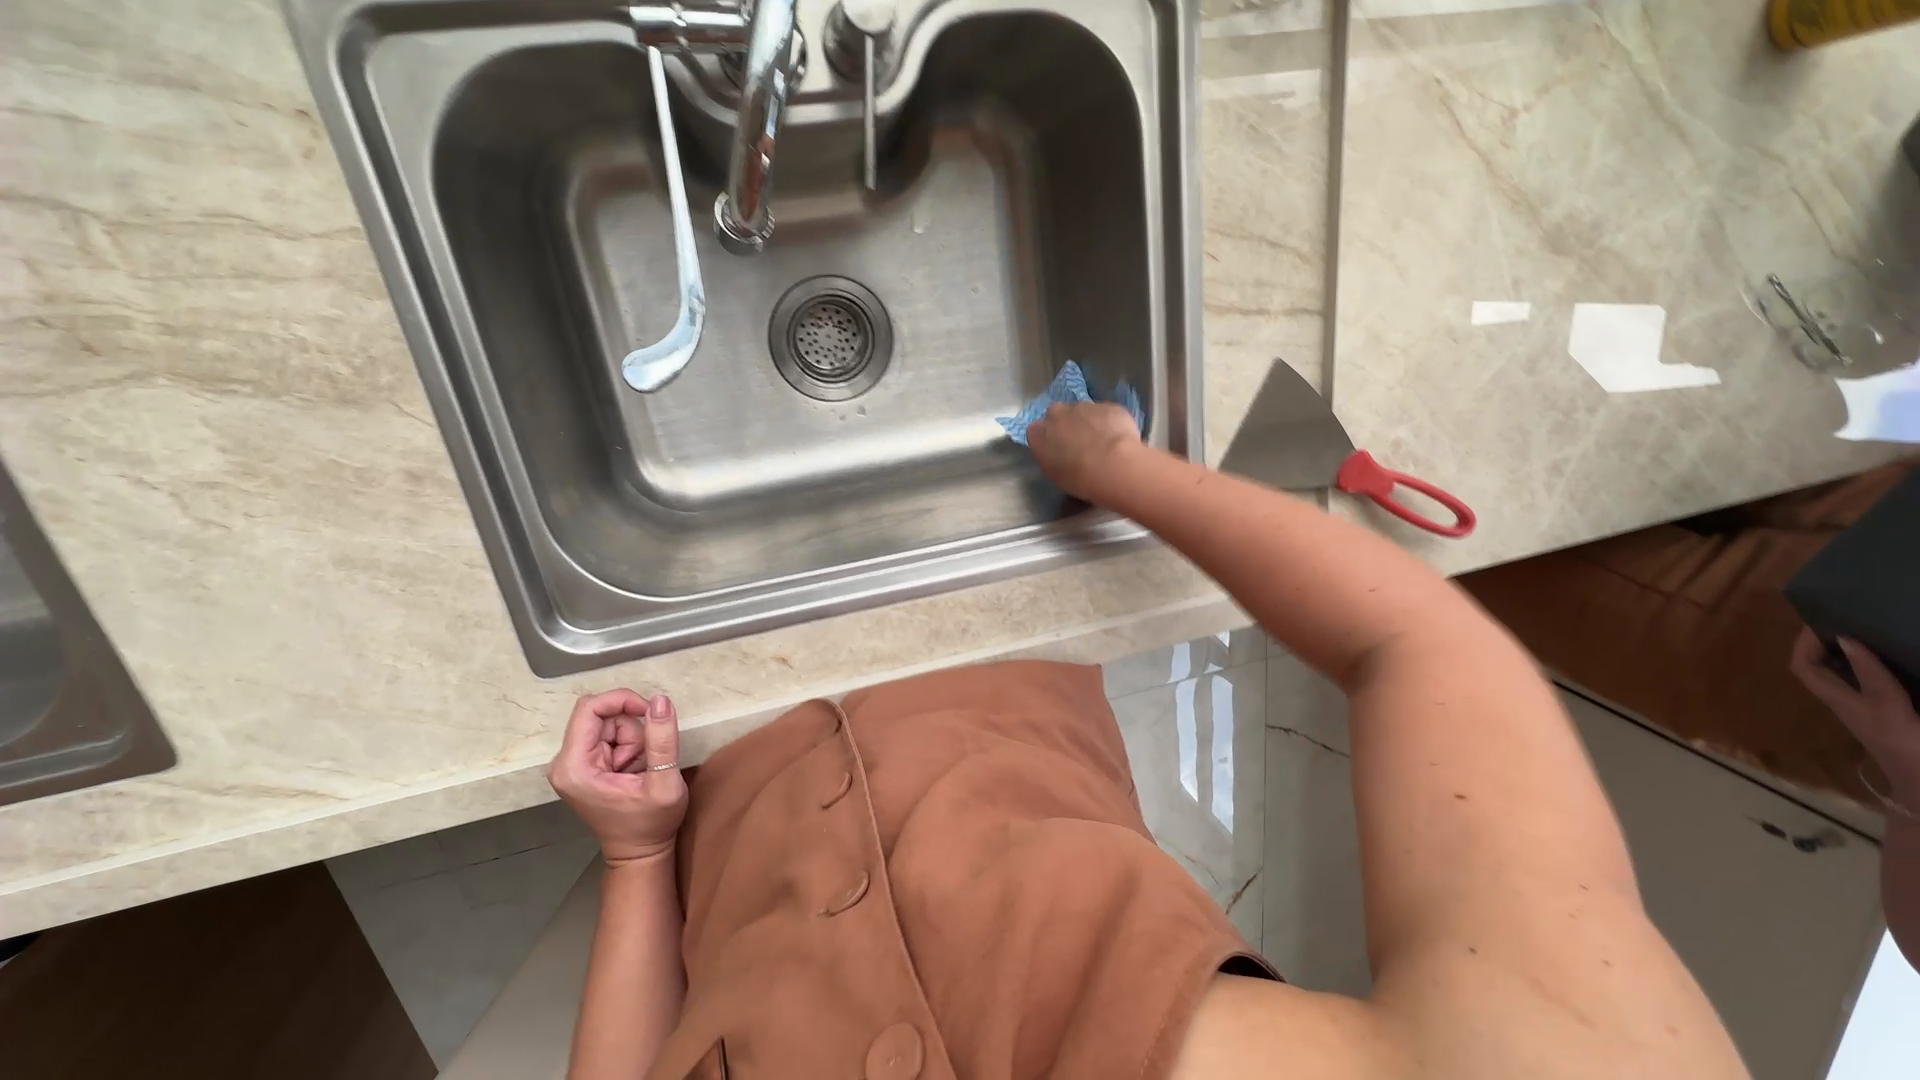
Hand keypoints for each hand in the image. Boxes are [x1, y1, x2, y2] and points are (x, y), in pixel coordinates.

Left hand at [547, 689, 688, 865]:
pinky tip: (633, 771)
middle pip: (601, 716)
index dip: (622, 701)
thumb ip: (662, 740)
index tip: (651, 712)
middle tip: (644, 760)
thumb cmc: (650, 824)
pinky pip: (609, 736)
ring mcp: (572, 764)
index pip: (590, 708)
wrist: (638, 852)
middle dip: (632, 730)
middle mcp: (565, 762)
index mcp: (575, 766)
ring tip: (639, 770)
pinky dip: (628, 747)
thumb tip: (660, 700)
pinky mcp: (583, 765)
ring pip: (608, 724)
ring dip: (632, 740)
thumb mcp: (664, 782)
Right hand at [1026, 401, 1144, 501]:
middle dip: (1067, 425)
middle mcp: (1057, 413)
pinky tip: (1118, 438)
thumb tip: (1056, 453)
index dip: (1049, 440)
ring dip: (1089, 423)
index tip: (1057, 450)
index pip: (1037, 431)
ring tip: (1103, 444)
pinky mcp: (1107, 405)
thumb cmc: (1078, 477)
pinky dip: (1109, 422)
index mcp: (1038, 432)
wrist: (1114, 465)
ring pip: (1083, 412)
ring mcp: (1083, 406)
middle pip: (1058, 415)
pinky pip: (1105, 413)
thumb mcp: (1054, 475)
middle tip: (1079, 445)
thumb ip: (1049, 457)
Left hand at [1791, 629, 1919, 804]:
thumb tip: (1846, 639)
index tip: (1816, 622)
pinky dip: (1870, 669)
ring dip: (1847, 656)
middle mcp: (1843, 701)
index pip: (1802, 665)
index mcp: (1835, 697)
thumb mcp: (1887, 701)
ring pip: (1842, 676)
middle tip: (1841, 622)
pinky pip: (1867, 685)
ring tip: (1863, 633)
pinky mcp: (1886, 715)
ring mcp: (1863, 708)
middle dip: (1822, 645)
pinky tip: (1890, 660)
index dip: (1803, 644)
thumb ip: (1869, 672)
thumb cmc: (1904, 739)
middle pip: (1819, 668)